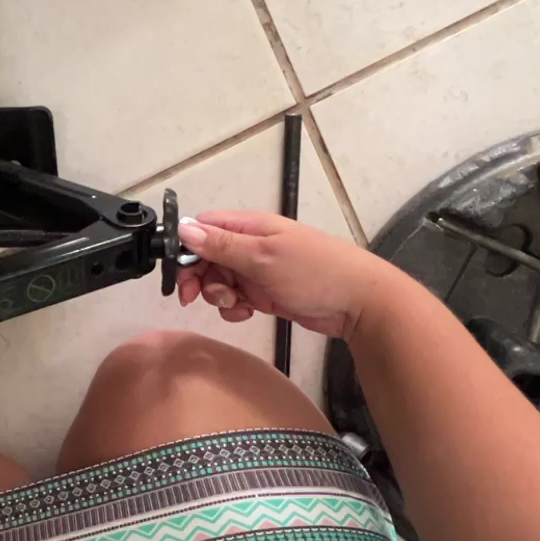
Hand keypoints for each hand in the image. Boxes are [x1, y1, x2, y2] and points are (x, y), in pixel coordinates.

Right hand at [174, 211, 387, 338]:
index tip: (181, 274)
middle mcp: (251, 245)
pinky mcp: (265, 293)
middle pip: (208, 257)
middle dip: (200, 278)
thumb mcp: (262, 257)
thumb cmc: (313, 272)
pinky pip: (236, 298)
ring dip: (218, 296)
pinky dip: (234, 307)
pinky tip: (246, 313)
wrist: (358, 302)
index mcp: (250, 227)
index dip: (188, 249)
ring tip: (236, 305)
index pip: (204, 228)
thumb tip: (183, 228)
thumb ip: (221, 245)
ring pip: (220, 281)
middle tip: (194, 299)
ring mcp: (258, 270)